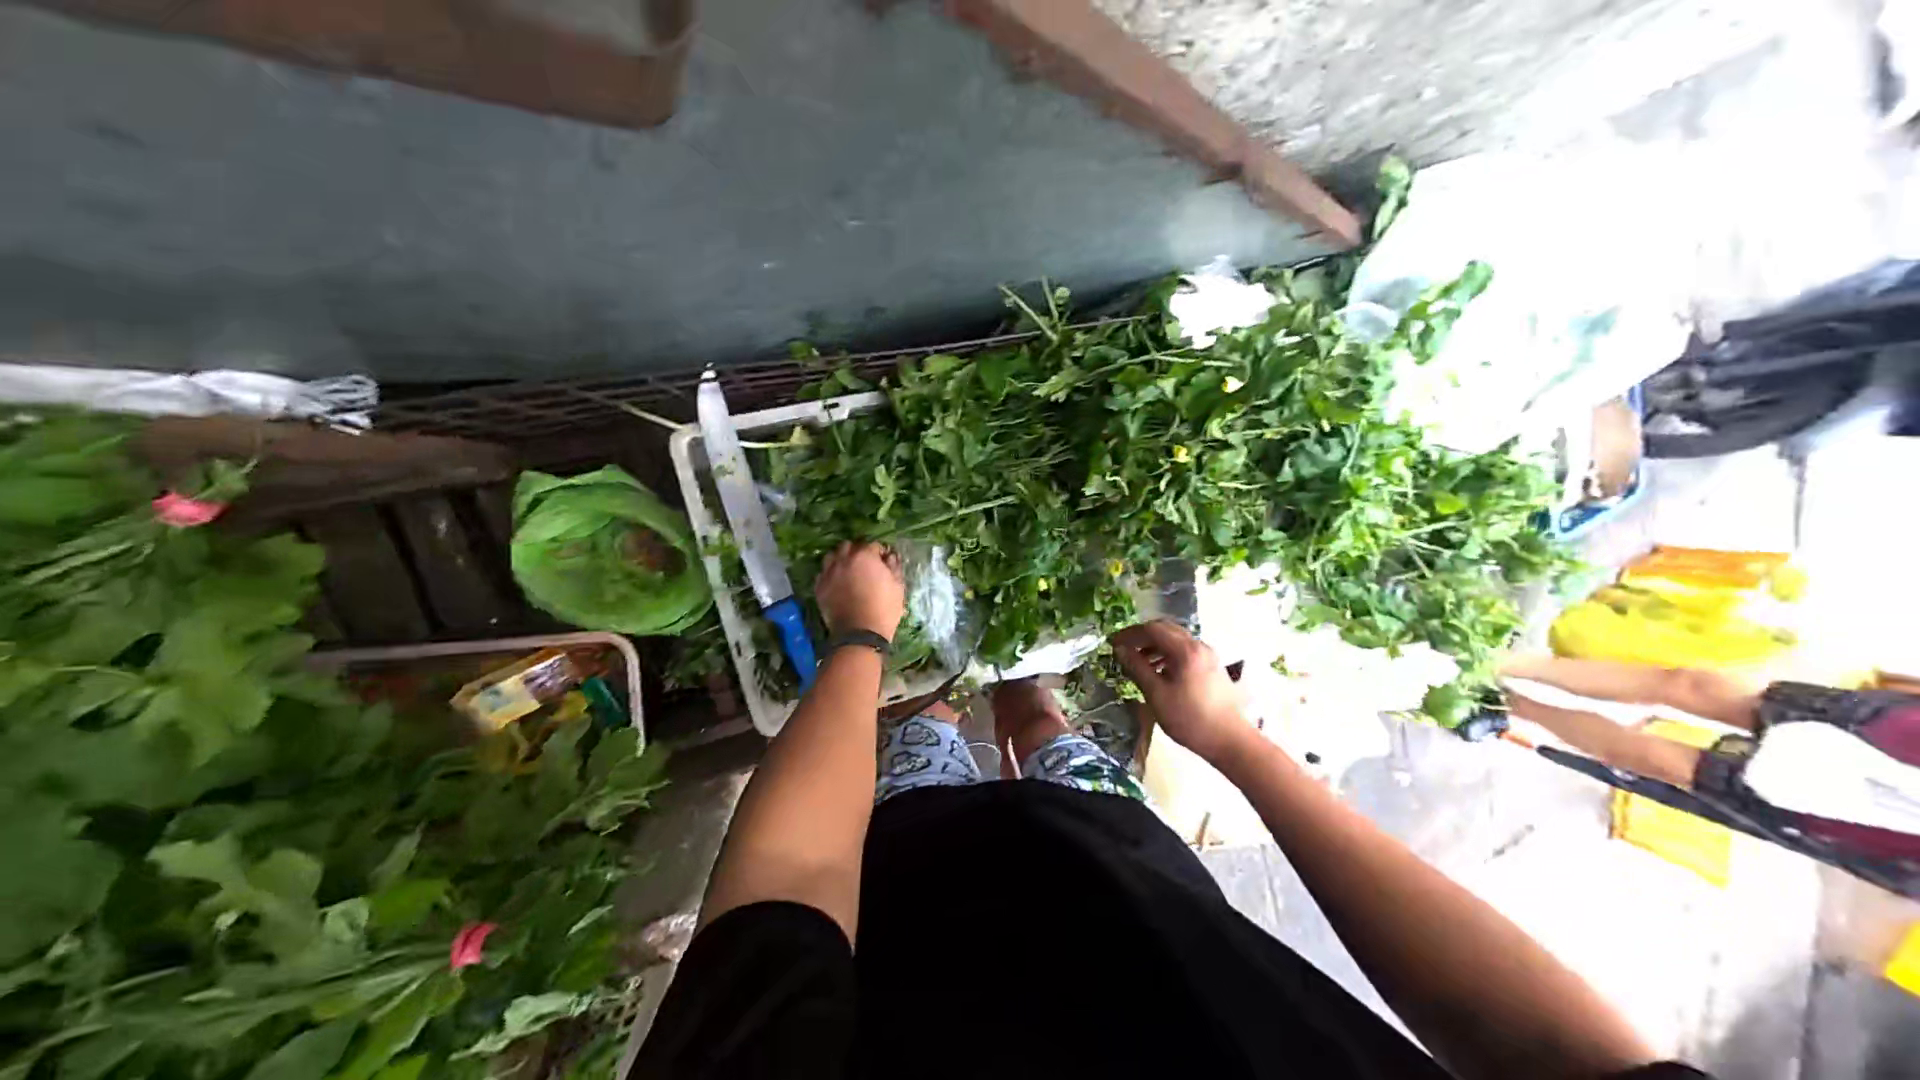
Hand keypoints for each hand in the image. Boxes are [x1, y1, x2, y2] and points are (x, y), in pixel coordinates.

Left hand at [814, 542, 904, 639]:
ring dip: (840, 560)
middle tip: (865, 565)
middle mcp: (843, 559)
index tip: (884, 562)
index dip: (880, 553)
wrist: (860, 635)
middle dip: (857, 552)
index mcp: (864, 556)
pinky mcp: (819, 587)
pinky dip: (830, 575)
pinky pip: (823, 574)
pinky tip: (837, 583)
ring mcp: (828, 573)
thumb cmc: (884, 610)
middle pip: (849, 546)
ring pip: (832, 557)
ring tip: (848, 571)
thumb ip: (893, 567)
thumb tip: (890, 557)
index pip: (873, 545)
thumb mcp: (898, 587)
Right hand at [1110, 620, 1252, 761]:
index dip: (1130, 634)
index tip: (1113, 643)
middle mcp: (1199, 646)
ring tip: (1138, 661)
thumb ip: (1137, 668)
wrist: (1231, 741)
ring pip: (1176, 640)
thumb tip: (1120, 650)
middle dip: (1142, 636)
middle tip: (1124, 648)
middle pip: (1166, 629)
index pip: (1152, 629)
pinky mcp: (1212, 667)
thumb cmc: (1190, 719)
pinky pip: (1185, 650)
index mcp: (1185, 650)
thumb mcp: (1157, 695)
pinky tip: (1159, 671)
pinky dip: (1168, 653)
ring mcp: (1208, 656)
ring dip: (1155, 645)